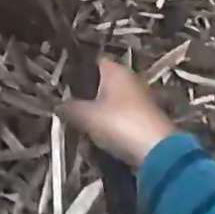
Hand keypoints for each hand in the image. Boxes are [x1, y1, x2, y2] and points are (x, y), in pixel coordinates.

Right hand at [60, 58, 176, 166]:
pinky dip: (110, 126)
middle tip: (67, 107)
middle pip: (102, 83)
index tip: (63, 81)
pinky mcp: (145, 119)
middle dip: (86, 95)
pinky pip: (120, 118)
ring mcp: (140, 99)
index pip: (94, 60)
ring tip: (80, 127)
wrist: (157, 153)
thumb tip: (57, 104)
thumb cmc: (119, 123)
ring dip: (97, 114)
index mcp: (115, 70)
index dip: (78, 68)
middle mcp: (130, 79)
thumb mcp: (86, 116)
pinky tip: (98, 139)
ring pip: (111, 102)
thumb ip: (69, 108)